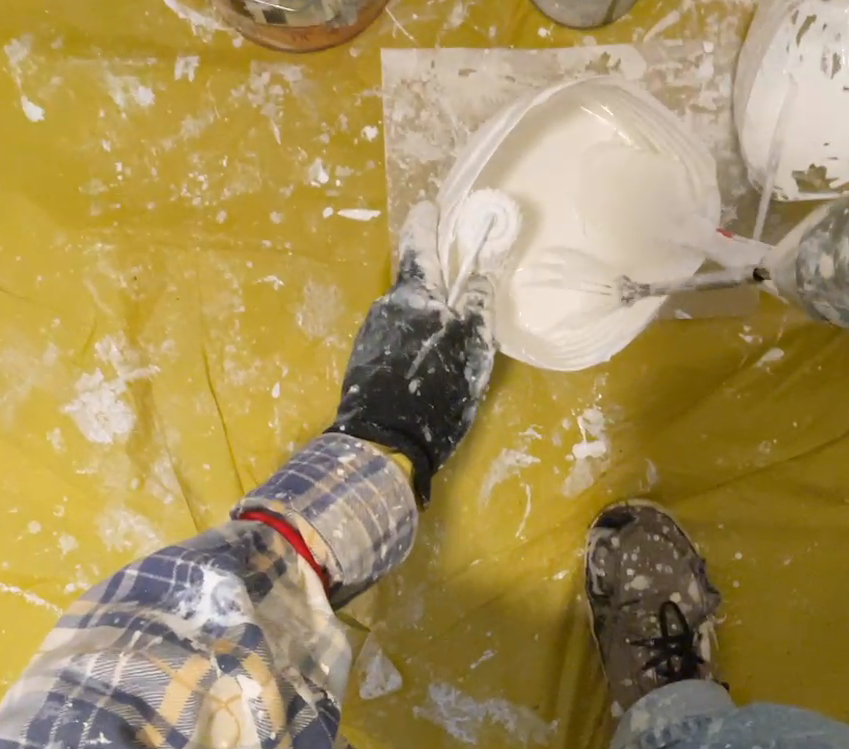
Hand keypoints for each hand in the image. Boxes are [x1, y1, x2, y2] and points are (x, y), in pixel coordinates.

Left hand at [327, 201, 496, 504]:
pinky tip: (423, 363)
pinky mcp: (364, 361)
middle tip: (459, 292)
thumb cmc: (436, 389)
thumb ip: (479, 302)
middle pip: (415, 282)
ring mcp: (370, 334)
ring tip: (445, 339)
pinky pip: (394, 337)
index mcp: (414, 294)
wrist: (383, 443)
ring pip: (404, 312)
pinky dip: (411, 339)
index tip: (432, 204)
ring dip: (424, 316)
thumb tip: (485, 265)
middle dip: (435, 282)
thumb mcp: (473, 346)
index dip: (428, 221)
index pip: (420, 242)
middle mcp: (386, 305)